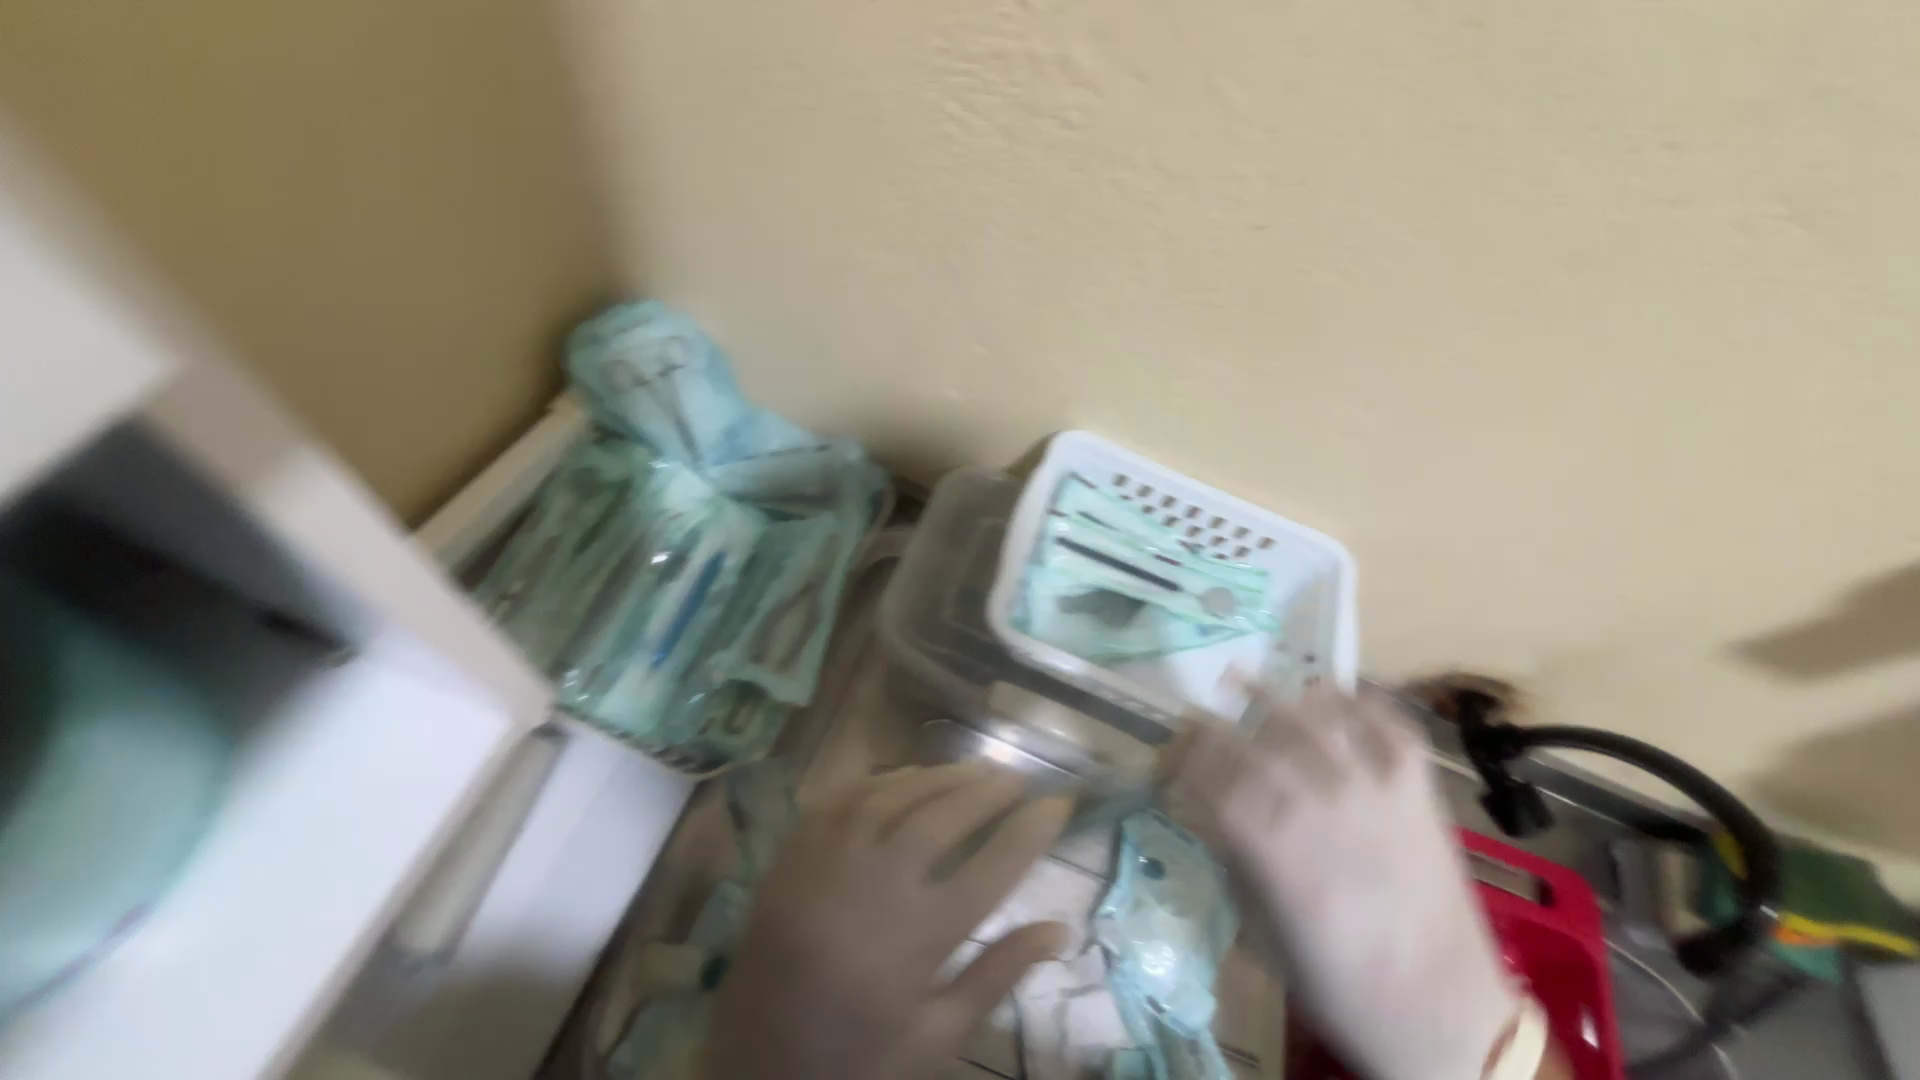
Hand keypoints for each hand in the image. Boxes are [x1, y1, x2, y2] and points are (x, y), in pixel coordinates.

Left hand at [698, 762, 1072, 1079]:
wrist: (755, 1058)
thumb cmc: (855, 1054)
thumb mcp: (935, 1036)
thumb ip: (997, 976)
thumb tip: (1059, 930)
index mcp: (921, 935)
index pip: (996, 866)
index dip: (1033, 830)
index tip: (1060, 803)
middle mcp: (879, 883)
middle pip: (947, 816)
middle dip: (990, 791)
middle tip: (1017, 777)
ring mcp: (832, 858)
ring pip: (897, 794)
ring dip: (941, 775)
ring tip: (975, 768)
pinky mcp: (795, 851)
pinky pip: (844, 796)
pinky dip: (882, 780)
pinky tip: (906, 776)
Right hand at [1161, 687, 1521, 1079]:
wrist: (1442, 1011)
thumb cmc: (1341, 982)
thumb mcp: (1264, 933)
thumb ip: (1239, 866)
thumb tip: (1219, 821)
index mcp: (1274, 849)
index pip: (1213, 783)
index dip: (1185, 764)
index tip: (1170, 756)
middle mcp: (1318, 806)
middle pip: (1254, 746)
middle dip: (1215, 727)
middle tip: (1195, 713)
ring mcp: (1373, 792)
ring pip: (1316, 722)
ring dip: (1275, 695)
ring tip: (1247, 675)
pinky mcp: (1417, 794)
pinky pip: (1391, 730)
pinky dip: (1364, 704)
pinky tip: (1337, 691)